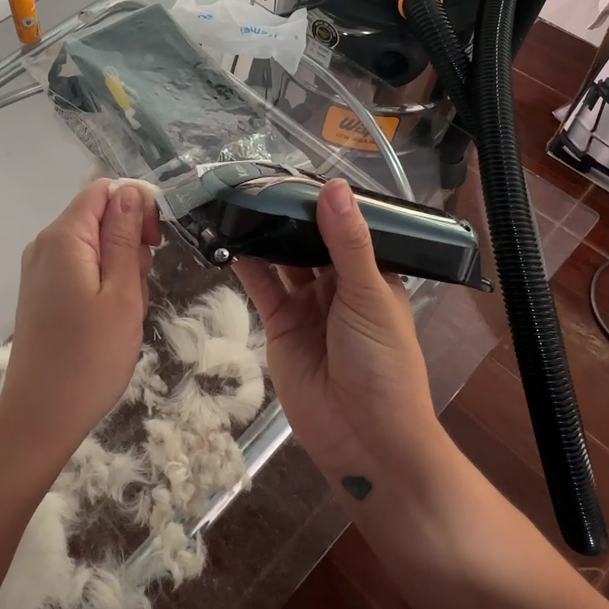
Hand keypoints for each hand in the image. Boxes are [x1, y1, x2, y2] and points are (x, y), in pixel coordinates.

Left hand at [0, 179, 158, 459]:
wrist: (40, 417)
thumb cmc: (90, 358)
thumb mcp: (122, 294)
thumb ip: (125, 237)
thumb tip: (129, 191)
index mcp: (64, 237)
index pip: (104, 190)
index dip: (136, 206)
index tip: (156, 244)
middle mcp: (45, 244)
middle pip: (97, 215)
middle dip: (129, 239)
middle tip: (142, 284)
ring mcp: (39, 269)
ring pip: (92, 244)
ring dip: (119, 265)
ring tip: (127, 309)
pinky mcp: (41, 292)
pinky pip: (79, 267)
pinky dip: (102, 282)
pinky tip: (110, 317)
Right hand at [232, 179, 440, 484]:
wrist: (364, 438)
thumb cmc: (382, 362)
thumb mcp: (369, 295)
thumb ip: (347, 242)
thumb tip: (334, 185)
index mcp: (371, 274)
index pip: (344, 226)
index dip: (322, 201)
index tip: (293, 169)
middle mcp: (338, 284)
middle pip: (309, 239)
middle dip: (286, 214)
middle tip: (255, 178)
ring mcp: (306, 304)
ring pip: (281, 258)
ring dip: (263, 234)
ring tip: (236, 199)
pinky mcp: (279, 325)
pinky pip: (260, 286)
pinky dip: (244, 263)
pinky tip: (227, 237)